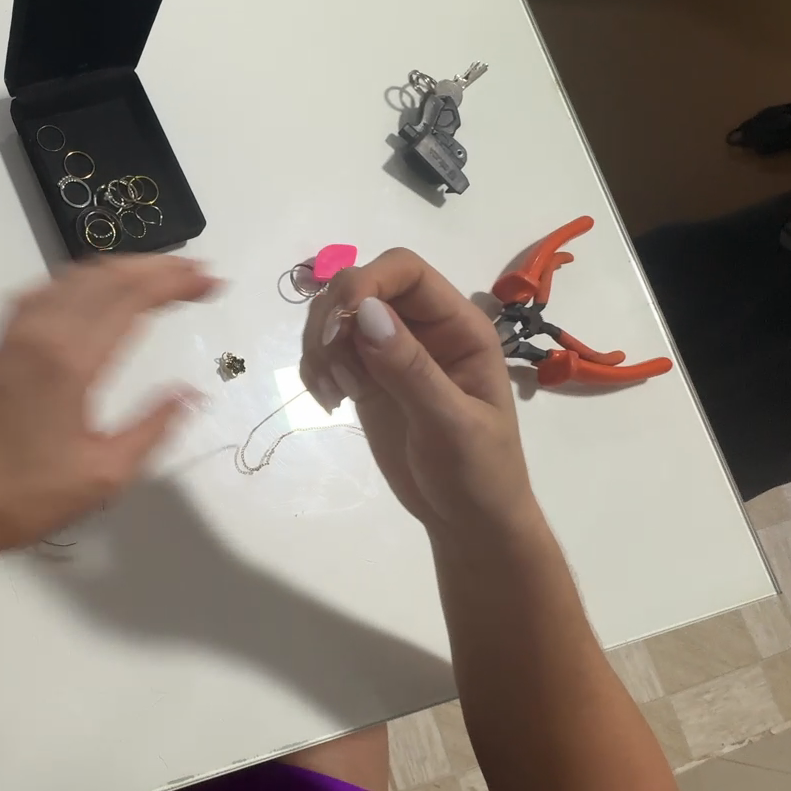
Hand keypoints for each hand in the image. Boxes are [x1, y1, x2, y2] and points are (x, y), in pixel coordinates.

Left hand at [0, 256, 218, 591]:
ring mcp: (14, 337)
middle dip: (155, 268)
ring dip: (117, 269)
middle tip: (196, 273)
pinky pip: (42, 294)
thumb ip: (151, 429)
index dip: (175, 283)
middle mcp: (41, 334)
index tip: (212, 282)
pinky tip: (88, 294)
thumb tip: (189, 393)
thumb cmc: (22, 498)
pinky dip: (77, 281)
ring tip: (154, 275)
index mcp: (71, 361)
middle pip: (104, 278)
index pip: (132, 300)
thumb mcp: (101, 476)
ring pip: (71, 279)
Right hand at [297, 248, 538, 539]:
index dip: (364, 283)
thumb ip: (408, 367)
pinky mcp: (365, 378)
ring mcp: (389, 353)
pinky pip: (326, 353)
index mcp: (457, 326)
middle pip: (359, 287)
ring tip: (332, 393)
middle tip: (328, 371)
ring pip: (335, 318)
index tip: (337, 329)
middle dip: (330, 319)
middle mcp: (421, 329)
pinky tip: (329, 401)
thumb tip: (364, 312)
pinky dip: (314, 370)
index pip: (404, 271)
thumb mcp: (450, 423)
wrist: (466, 518)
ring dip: (318, 348)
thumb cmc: (477, 473)